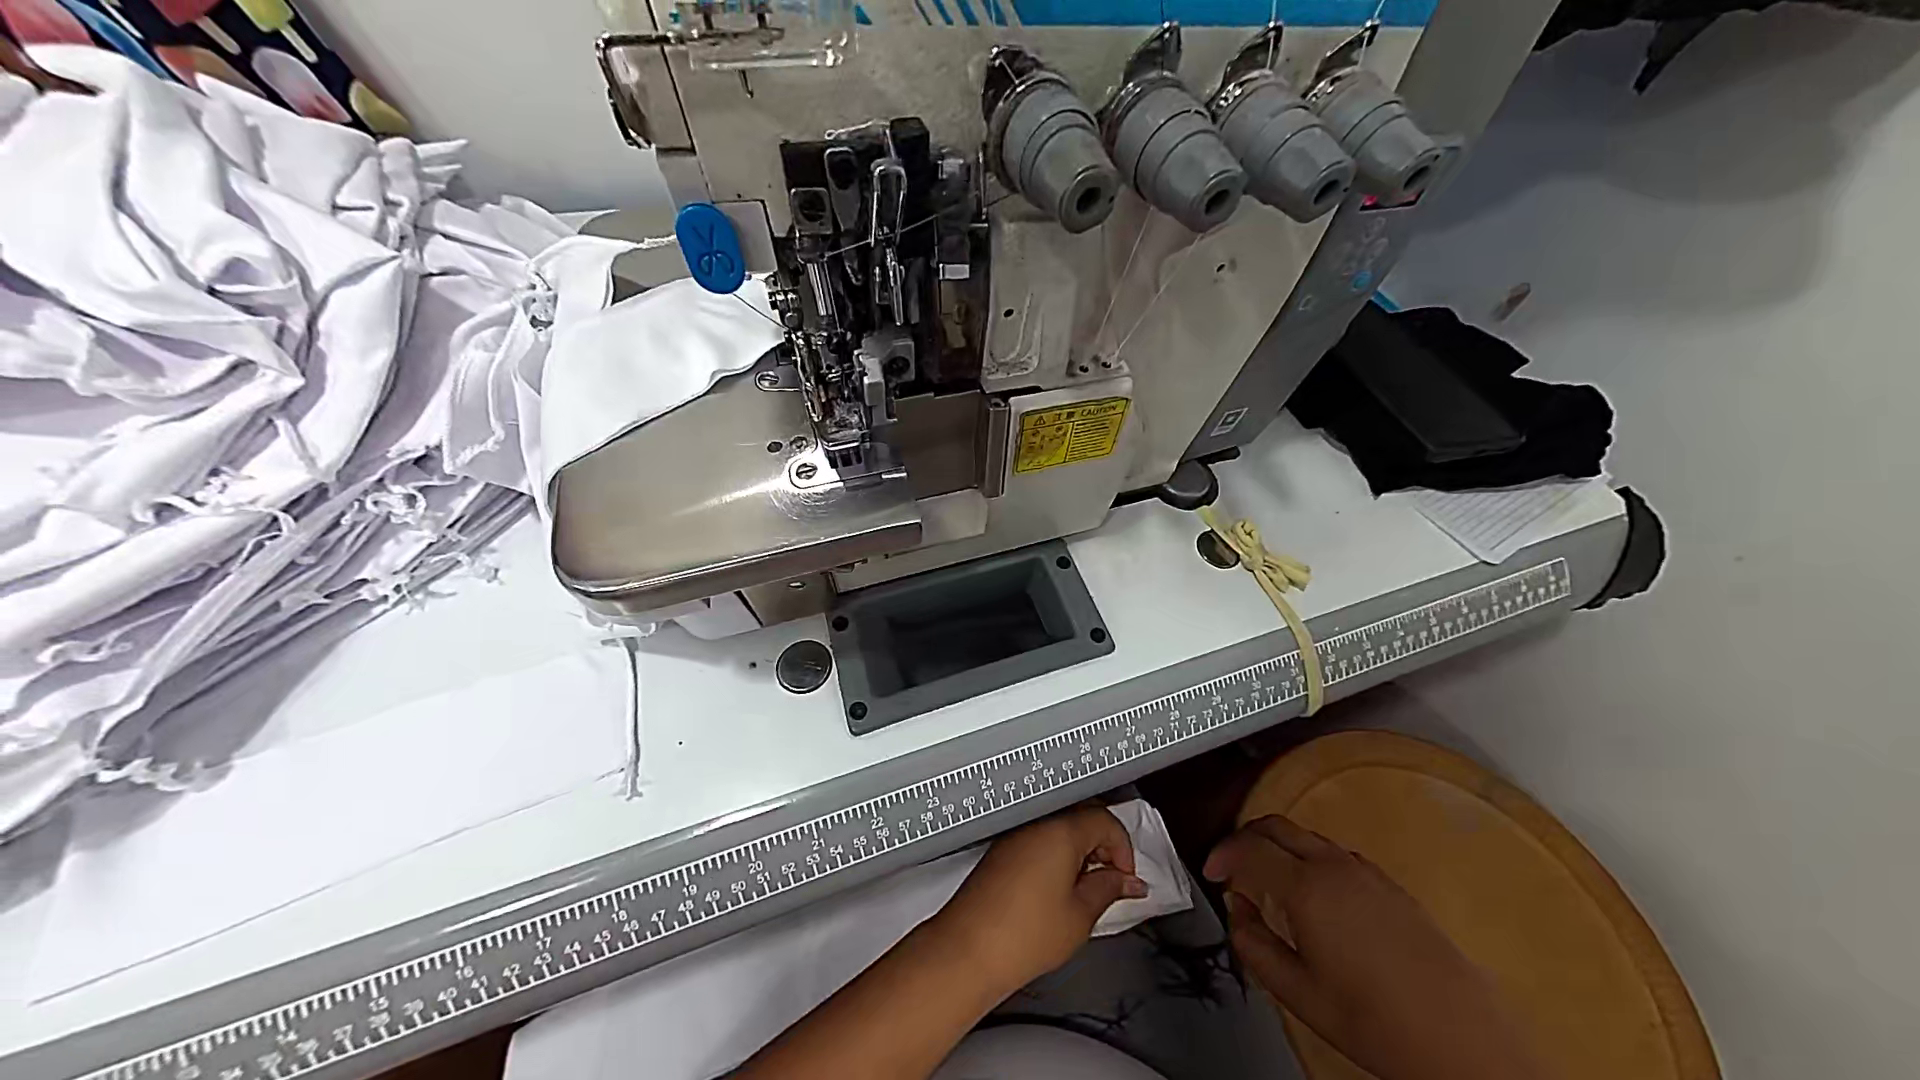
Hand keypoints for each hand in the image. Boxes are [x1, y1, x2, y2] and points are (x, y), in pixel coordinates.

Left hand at [931, 804, 1148, 993]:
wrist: (970, 948)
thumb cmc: (1020, 933)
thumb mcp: (1082, 914)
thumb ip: (1110, 889)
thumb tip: (1126, 882)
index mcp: (1061, 831)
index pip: (1105, 820)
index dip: (1124, 849)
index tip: (1126, 877)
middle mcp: (1036, 824)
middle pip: (1083, 816)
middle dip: (1104, 845)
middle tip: (1112, 879)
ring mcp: (1016, 835)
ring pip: (1059, 827)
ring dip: (1080, 850)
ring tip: (1085, 889)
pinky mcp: (1002, 850)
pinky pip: (1039, 839)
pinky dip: (1056, 855)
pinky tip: (1058, 889)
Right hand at [1206, 815, 1552, 1079]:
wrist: (1464, 1043)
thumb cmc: (1376, 1022)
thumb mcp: (1296, 992)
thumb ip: (1253, 944)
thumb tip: (1240, 913)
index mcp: (1307, 888)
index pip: (1249, 847)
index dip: (1222, 854)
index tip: (1212, 872)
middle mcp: (1336, 868)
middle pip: (1276, 826)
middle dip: (1245, 838)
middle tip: (1231, 864)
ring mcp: (1368, 873)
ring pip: (1307, 836)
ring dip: (1278, 847)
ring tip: (1268, 882)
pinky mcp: (1391, 886)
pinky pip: (1335, 854)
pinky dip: (1309, 859)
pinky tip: (1312, 896)